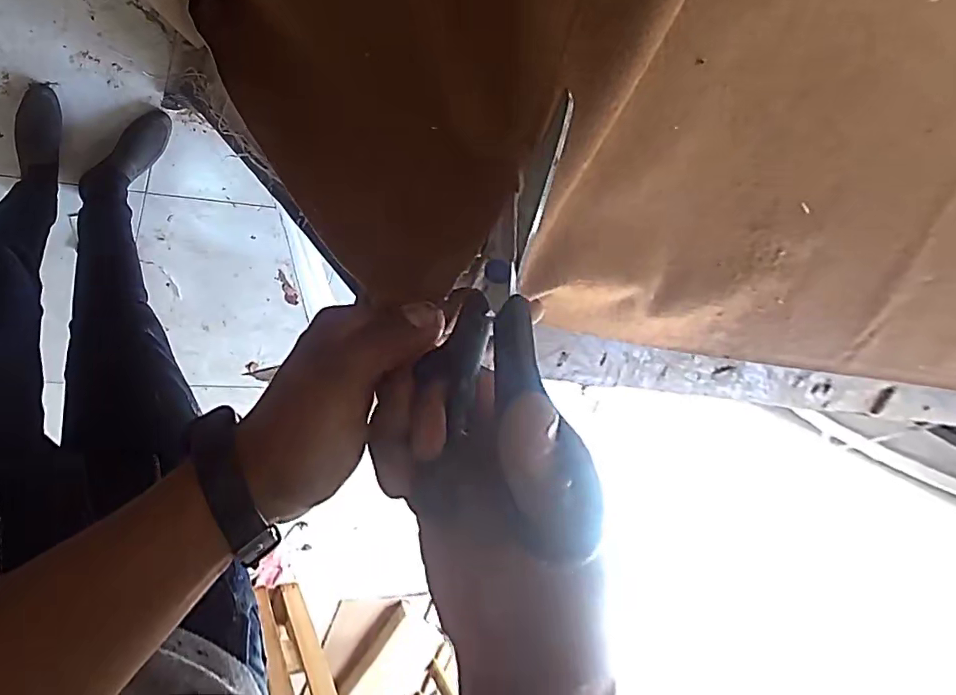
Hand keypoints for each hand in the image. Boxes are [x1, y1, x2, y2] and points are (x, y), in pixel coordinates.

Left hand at [234, 303, 442, 522]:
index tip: (432, 401)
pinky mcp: (365, 410)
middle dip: (419, 407)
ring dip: (410, 431)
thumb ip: (388, 340)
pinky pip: (402, 418)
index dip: (432, 362)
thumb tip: (434, 310)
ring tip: (394, 456)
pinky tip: (393, 465)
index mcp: (350, 326)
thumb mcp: (343, 379)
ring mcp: (362, 380)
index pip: (416, 323)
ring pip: (414, 395)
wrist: (264, 486)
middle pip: (419, 363)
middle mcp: (359, 345)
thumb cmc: (299, 432)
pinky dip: (399, 443)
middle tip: (416, 441)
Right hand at [369, 305, 611, 694]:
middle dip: (430, 398)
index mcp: (536, 430)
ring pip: (417, 407)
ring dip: (403, 427)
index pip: (514, 365)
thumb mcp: (563, 529)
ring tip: (411, 472)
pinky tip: (400, 489)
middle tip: (427, 445)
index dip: (496, 333)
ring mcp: (460, 458)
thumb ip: (543, 467)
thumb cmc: (563, 593)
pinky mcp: (430, 484)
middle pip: (450, 378)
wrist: (520, 657)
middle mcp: (496, 433)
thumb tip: (529, 399)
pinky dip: (391, 457)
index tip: (479, 298)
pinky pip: (399, 449)